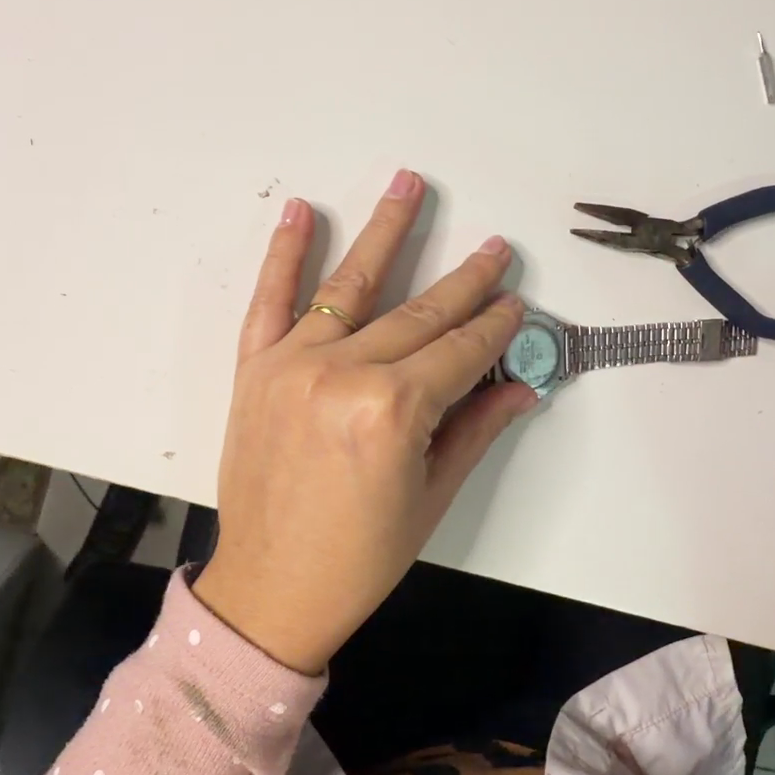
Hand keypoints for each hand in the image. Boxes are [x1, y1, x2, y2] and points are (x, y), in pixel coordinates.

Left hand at [192, 171, 537, 673]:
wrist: (271, 590)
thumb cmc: (357, 560)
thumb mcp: (430, 498)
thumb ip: (474, 430)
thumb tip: (520, 387)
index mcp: (393, 412)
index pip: (460, 351)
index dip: (495, 326)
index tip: (516, 303)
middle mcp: (342, 374)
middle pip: (418, 314)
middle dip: (463, 281)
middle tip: (494, 248)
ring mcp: (292, 366)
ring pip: (350, 286)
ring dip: (385, 233)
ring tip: (410, 184)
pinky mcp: (254, 373)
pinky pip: (270, 302)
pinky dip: (286, 256)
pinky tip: (303, 215)